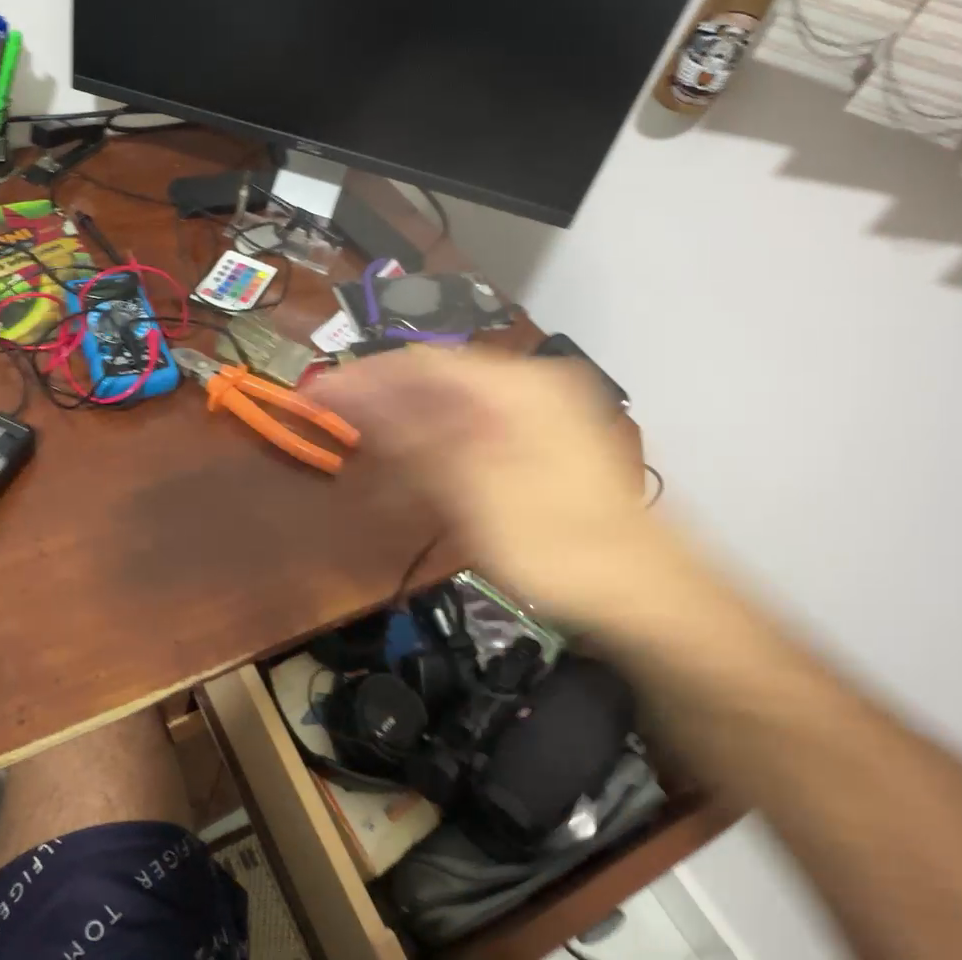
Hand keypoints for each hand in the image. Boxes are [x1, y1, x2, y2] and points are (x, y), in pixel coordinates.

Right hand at [311, 345, 688, 628]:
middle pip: (435, 388)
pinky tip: (403, 484)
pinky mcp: (535, 461)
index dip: (364, 377)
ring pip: (449, 418)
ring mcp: (534, 428)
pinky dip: (432, 461)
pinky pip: (470, 446)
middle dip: (380, 407)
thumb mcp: (475, 491)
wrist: (645, 597)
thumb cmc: (559, 544)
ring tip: (358, 458)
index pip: (423, 365)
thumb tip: (359, 398)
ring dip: (401, 437)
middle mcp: (526, 396)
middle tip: (329, 426)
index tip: (316, 395)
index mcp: (517, 389)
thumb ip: (414, 439)